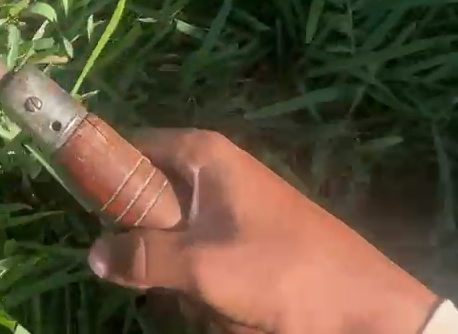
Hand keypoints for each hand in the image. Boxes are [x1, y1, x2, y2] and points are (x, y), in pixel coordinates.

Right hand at [88, 130, 436, 333]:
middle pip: (151, 193)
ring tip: (200, 299)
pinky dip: (202, 283)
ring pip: (174, 232)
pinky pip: (202, 255)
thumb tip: (93, 254)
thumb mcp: (204, 267)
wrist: (369, 312)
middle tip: (150, 271)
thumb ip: (144, 257)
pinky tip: (221, 310)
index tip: (88, 210)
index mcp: (203, 153)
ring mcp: (233, 205)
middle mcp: (215, 168)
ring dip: (176, 270)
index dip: (107, 172)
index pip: (134, 145)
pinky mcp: (247, 240)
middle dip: (147, 239)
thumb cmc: (282, 272)